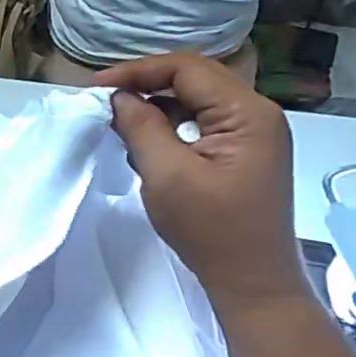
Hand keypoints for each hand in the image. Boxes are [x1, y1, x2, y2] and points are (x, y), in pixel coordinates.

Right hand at [94, 53, 302, 311]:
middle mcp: (258, 113)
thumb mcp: (167, 175)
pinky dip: (175, 128)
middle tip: (106, 101)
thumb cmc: (212, 233)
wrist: (255, 287)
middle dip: (147, 87)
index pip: (187, 69)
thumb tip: (119, 97)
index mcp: (248, 112)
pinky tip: (150, 146)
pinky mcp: (248, 153)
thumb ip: (141, 127)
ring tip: (123, 125)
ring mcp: (257, 134)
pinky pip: (206, 124)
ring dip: (160, 108)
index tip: (97, 88)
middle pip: (195, 79)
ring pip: (199, 101)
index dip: (138, 72)